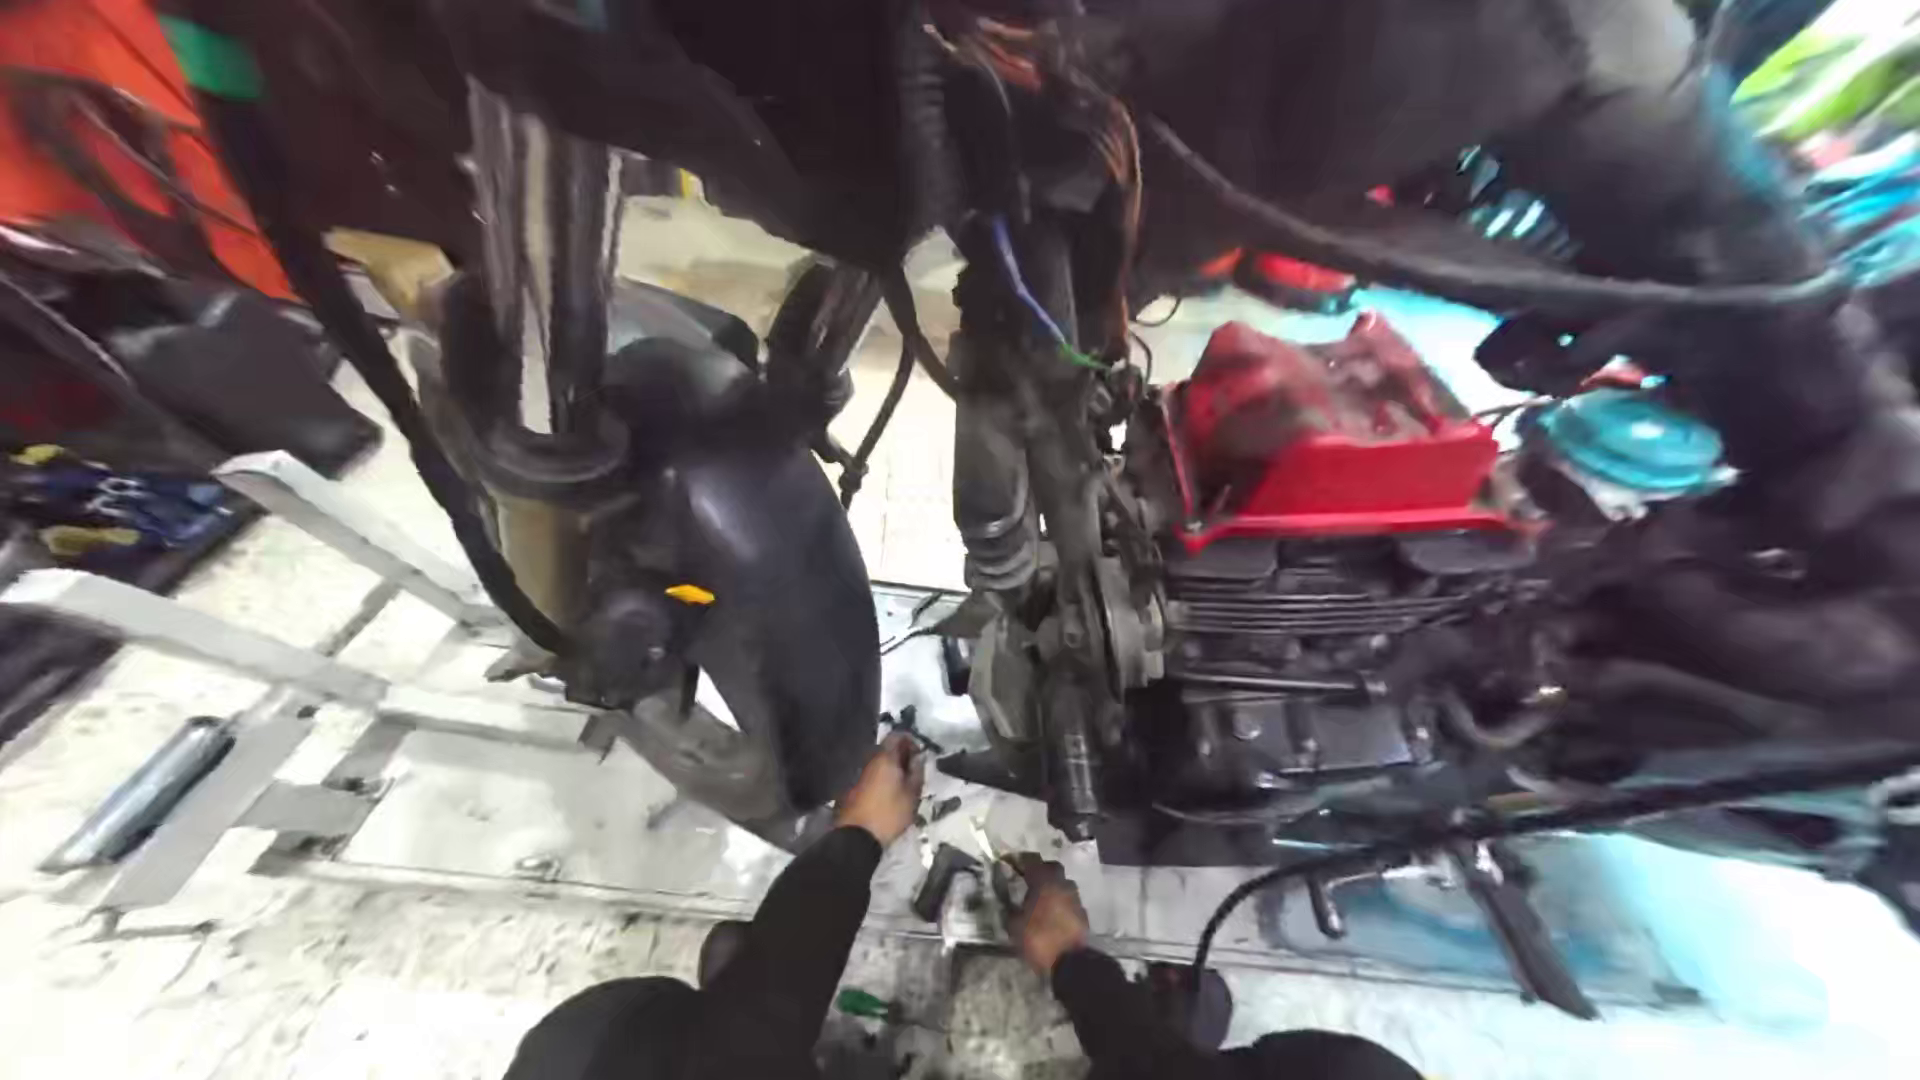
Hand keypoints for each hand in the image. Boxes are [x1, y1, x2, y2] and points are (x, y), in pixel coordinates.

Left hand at [834, 734, 924, 845]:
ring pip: (879, 763)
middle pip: (887, 749)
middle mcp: (870, 761)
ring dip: (892, 768)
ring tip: (904, 784)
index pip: (896, 735)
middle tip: (914, 771)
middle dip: (901, 755)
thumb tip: (919, 758)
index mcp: (885, 758)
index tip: (919, 754)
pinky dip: (882, 779)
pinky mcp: (854, 789)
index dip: (910, 740)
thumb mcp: (911, 795)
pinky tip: (889, 794)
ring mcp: (859, 775)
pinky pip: (872, 776)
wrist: (856, 838)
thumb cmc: (889, 814)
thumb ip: (917, 772)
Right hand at [1007, 854, 1089, 975]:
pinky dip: (1061, 903)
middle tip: (1027, 879)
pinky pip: (1069, 901)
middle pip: (1051, 867)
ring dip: (1052, 887)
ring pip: (1062, 884)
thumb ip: (1010, 912)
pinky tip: (1052, 914)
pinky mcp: (1083, 914)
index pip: (1031, 859)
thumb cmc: (1040, 939)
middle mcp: (1061, 883)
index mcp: (1044, 880)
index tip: (1008, 863)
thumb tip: (1007, 906)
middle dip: (1040, 870)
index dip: (1018, 860)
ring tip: (1040, 899)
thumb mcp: (1015, 928)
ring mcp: (1075, 898)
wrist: (1072, 965)